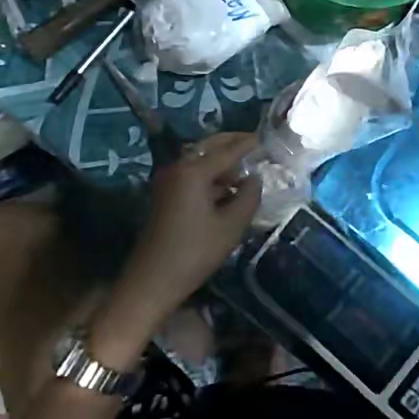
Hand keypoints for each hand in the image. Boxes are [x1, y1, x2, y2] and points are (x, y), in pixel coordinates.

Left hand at [90, 132, 260, 366]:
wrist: (152, 279)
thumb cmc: (194, 253)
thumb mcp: (230, 227)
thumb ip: (248, 198)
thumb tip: (255, 178)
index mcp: (193, 171)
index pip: (227, 150)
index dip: (248, 144)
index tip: (266, 138)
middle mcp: (178, 167)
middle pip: (209, 147)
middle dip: (232, 144)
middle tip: (256, 143)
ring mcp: (167, 179)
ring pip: (199, 160)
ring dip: (221, 160)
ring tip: (246, 167)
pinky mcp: (164, 193)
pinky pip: (191, 173)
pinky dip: (210, 174)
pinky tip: (227, 187)